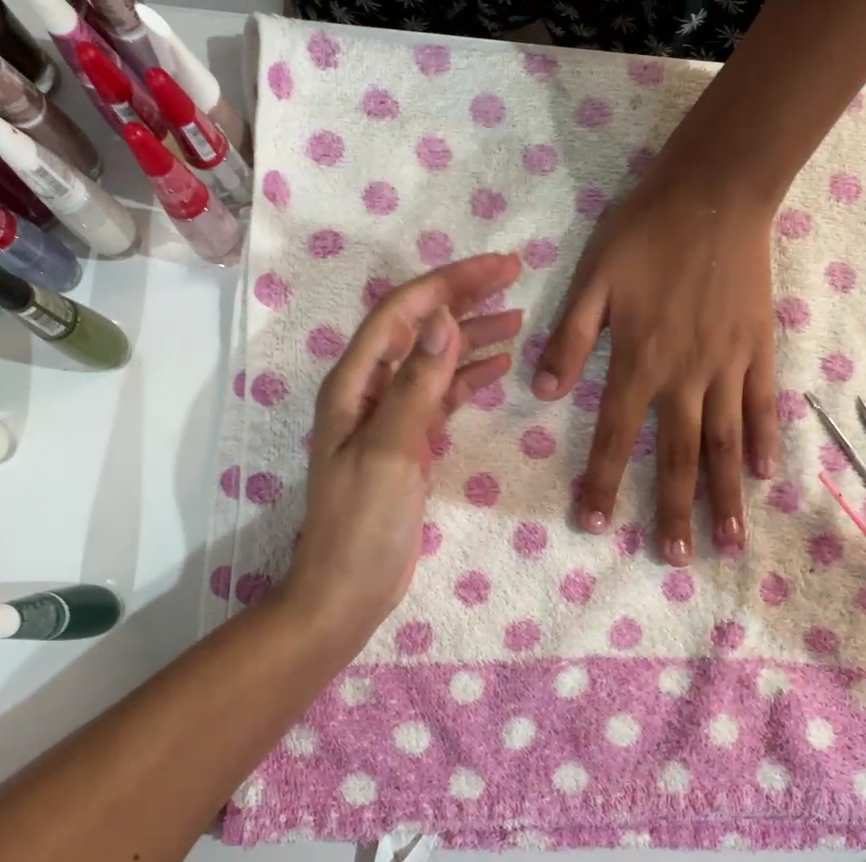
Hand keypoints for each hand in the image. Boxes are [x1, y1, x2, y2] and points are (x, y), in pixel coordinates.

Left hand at [286, 254, 523, 642]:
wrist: (348, 589)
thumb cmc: (361, 524)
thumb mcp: (389, 452)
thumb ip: (416, 386)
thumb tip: (442, 320)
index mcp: (355, 384)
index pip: (404, 313)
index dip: (451, 284)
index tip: (500, 268)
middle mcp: (369, 391)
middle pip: (420, 329)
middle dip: (464, 299)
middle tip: (515, 278)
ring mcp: (390, 418)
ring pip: (435, 361)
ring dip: (471, 337)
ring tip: (518, 320)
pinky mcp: (408, 445)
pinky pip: (441, 398)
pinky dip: (468, 380)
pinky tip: (498, 368)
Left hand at [534, 175, 779, 566]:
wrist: (716, 191)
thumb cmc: (646, 233)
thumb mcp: (592, 277)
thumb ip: (570, 337)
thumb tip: (542, 391)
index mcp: (637, 363)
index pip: (614, 438)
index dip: (603, 484)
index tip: (595, 526)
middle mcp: (684, 378)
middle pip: (677, 457)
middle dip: (674, 511)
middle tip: (676, 559)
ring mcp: (727, 367)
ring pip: (725, 443)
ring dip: (726, 495)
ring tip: (730, 542)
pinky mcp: (759, 351)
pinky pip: (763, 405)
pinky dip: (765, 442)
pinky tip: (766, 476)